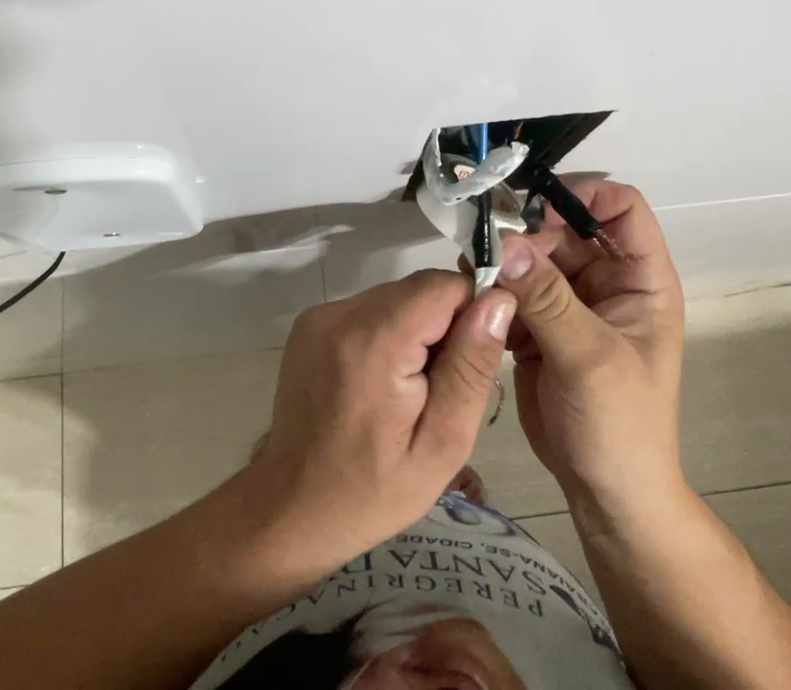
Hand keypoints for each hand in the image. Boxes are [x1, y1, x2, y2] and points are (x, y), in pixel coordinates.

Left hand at [234, 272, 515, 579]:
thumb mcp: (442, 444)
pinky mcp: (310, 325)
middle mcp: (339, 315)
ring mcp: (318, 317)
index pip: (443, 286)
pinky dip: (390, 334)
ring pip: (397, 297)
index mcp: (371, 343)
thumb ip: (470, 368)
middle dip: (445, 326)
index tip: (473, 361)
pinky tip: (386, 383)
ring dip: (418, 331)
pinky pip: (371, 310)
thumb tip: (498, 302)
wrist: (292, 506)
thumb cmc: (372, 491)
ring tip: (413, 392)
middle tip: (441, 389)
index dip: (472, 313)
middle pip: (419, 289)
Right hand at [496, 179, 688, 517]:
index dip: (581, 197)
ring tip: (471, 266)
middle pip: (566, 229)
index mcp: (641, 281)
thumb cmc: (620, 424)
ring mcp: (569, 306)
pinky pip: (512, 292)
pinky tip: (467, 290)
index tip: (531, 209)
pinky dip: (491, 288)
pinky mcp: (537, 329)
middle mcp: (606, 284)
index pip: (621, 209)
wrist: (605, 491)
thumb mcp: (590, 357)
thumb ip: (548, 299)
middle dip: (528, 231)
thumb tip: (507, 242)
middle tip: (488, 246)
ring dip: (504, 258)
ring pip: (534, 258)